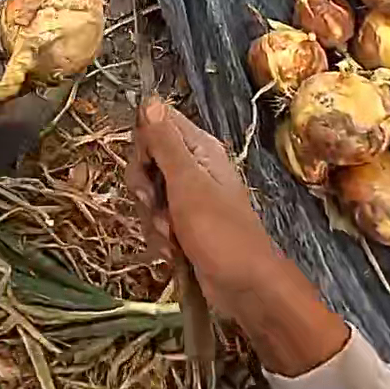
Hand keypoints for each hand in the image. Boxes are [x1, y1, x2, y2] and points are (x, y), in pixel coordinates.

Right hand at [126, 98, 347, 375]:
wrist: (246, 289)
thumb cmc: (221, 233)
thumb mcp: (188, 185)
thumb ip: (166, 144)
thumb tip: (149, 99)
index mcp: (199, 147)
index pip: (156, 123)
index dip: (143, 144)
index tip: (146, 169)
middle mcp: (194, 165)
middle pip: (147, 158)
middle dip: (144, 186)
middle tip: (154, 205)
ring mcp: (188, 194)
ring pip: (148, 190)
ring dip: (152, 216)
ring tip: (170, 235)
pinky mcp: (184, 220)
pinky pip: (156, 215)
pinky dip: (158, 234)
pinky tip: (172, 249)